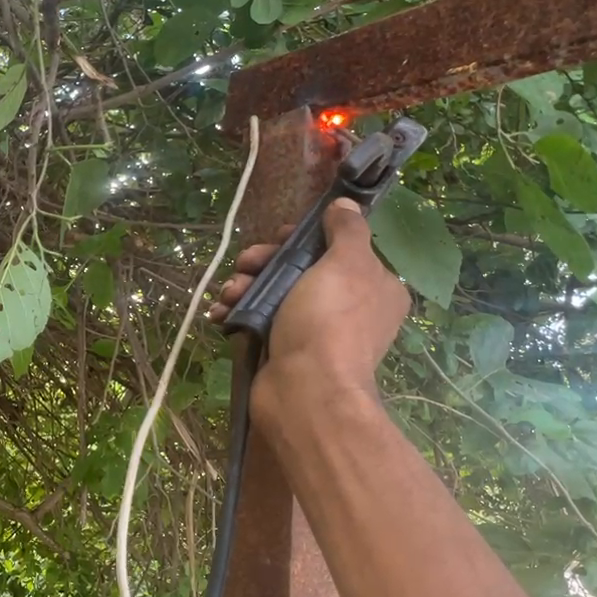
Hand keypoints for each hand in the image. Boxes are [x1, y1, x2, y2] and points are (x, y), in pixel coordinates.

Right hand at [208, 197, 408, 394]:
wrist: (304, 390)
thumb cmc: (329, 321)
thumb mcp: (345, 264)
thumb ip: (347, 230)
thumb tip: (345, 206)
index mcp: (374, 286)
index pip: (338, 249)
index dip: (304, 238)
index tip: (279, 235)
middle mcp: (349, 308)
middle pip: (301, 269)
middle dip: (265, 263)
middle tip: (246, 263)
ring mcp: (316, 331)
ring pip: (276, 294)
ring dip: (246, 286)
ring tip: (230, 293)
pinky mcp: (285, 350)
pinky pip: (260, 321)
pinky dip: (239, 313)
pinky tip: (222, 313)